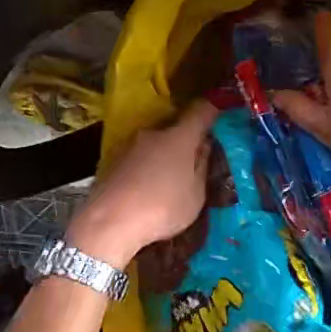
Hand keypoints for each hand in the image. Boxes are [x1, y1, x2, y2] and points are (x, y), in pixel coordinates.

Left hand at [66, 100, 218, 268]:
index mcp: (179, 137)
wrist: (108, 223)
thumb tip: (204, 145)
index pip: (200, 111)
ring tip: (170, 180)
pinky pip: (139, 158)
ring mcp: (128, 145)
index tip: (223, 109)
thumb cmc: (161, 208)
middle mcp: (152, 133)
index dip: (214, 108)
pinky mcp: (111, 160)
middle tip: (196, 160)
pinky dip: (147, 167)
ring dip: (165, 155)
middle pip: (175, 129)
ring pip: (155, 144)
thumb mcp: (195, 195)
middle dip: (187, 140)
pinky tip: (147, 188)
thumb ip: (202, 166)